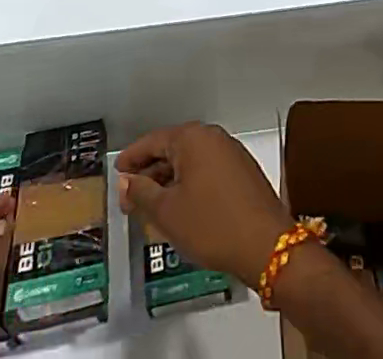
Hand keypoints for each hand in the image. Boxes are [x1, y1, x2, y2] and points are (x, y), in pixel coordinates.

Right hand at [116, 123, 291, 283]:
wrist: (265, 245)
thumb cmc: (212, 225)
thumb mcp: (166, 212)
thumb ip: (141, 192)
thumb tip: (127, 181)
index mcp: (193, 138)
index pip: (153, 141)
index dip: (131, 158)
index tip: (117, 172)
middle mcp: (213, 137)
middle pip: (172, 149)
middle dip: (150, 173)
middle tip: (130, 196)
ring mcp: (231, 153)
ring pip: (190, 161)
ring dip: (169, 180)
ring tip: (152, 206)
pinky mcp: (243, 171)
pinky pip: (207, 170)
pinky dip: (190, 184)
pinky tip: (180, 206)